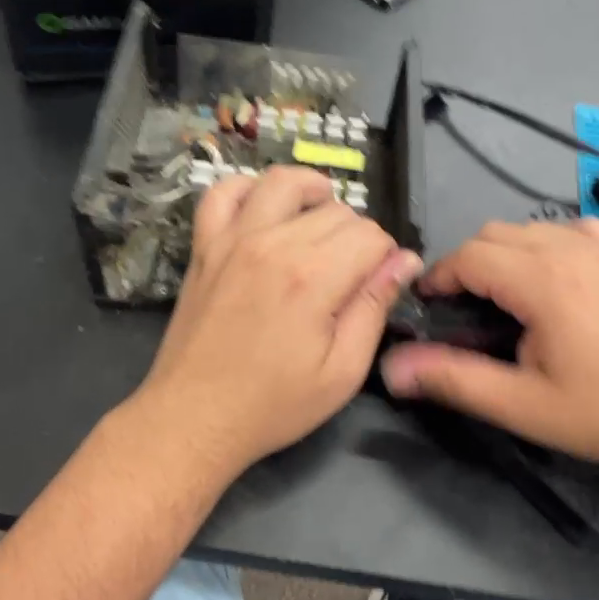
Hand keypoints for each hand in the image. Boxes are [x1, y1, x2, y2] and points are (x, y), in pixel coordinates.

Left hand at [131, 167, 421, 477]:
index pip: (371, 235)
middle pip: (336, 210)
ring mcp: (232, 239)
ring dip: (312, 193)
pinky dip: (247, 188)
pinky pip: (222, 193)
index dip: (386, 257)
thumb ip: (375, 307)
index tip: (380, 284)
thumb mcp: (343, 371)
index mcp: (313, 277)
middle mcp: (273, 243)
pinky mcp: (204, 246)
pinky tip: (265, 209)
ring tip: (322, 218)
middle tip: (352, 274)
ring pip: (283, 182)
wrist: (194, 417)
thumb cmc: (274, 404)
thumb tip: (404, 261)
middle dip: (357, 234)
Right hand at [379, 220, 598, 481]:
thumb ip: (453, 379)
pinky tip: (559, 287)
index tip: (429, 308)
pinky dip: (549, 249)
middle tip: (467, 313)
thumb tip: (392, 367)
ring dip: (507, 255)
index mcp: (545, 280)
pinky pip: (573, 232)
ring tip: (511, 303)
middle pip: (496, 234)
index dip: (439, 278)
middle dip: (469, 266)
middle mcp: (574, 247)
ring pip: (533, 229)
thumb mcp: (523, 406)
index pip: (468, 255)